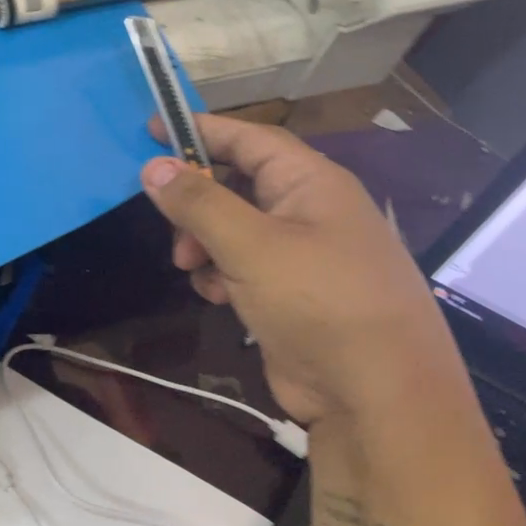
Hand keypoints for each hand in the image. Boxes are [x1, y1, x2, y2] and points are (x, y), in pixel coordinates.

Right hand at [140, 114, 459, 424]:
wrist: (376, 395)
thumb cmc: (319, 303)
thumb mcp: (250, 246)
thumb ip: (198, 203)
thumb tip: (154, 167)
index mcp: (312, 184)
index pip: (249, 138)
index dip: (200, 130)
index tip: (149, 131)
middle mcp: (311, 211)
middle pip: (237, 184)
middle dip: (196, 201)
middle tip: (167, 225)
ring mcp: (304, 255)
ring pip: (234, 228)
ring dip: (203, 242)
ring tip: (189, 268)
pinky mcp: (293, 294)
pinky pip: (243, 266)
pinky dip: (220, 274)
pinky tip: (215, 296)